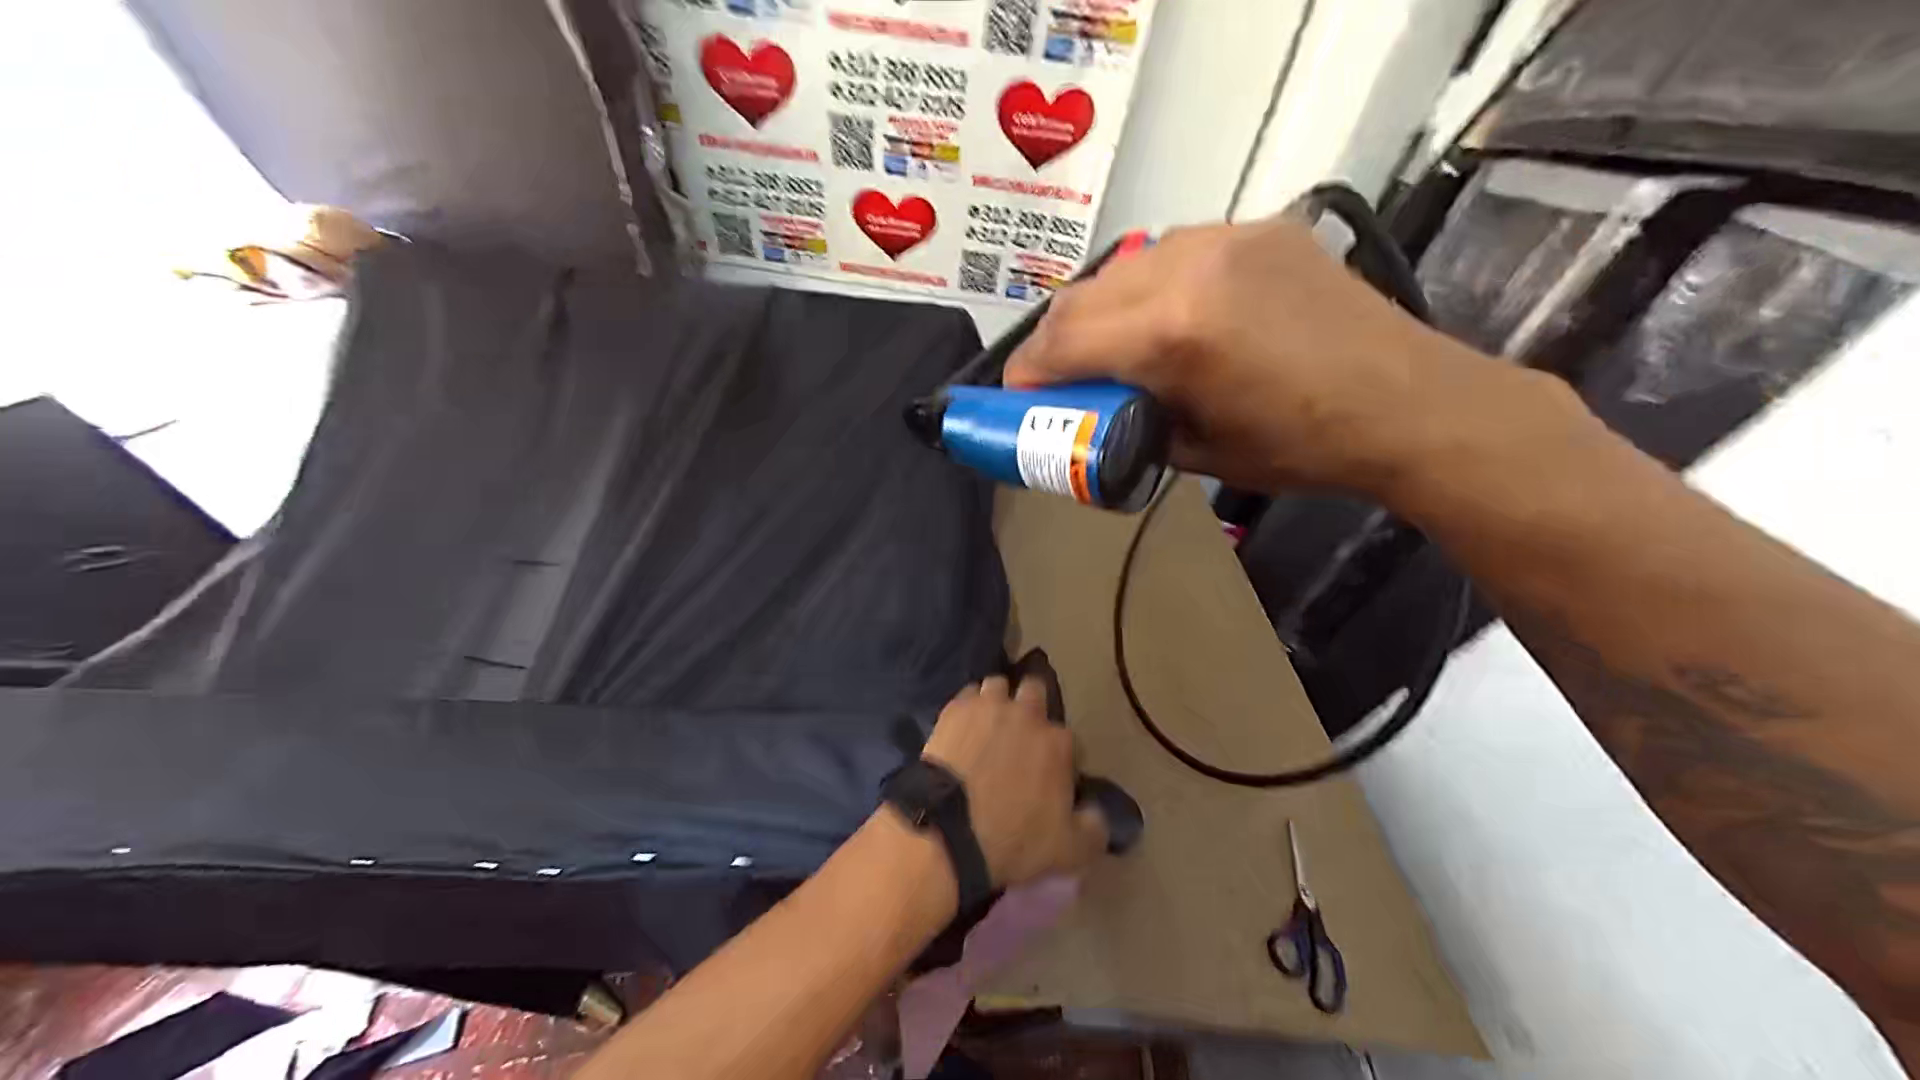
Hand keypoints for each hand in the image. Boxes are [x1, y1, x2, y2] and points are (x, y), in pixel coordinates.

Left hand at [921, 663, 1109, 888]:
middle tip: (1021, 732)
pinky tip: (964, 725)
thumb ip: (1093, 828)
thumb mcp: (1070, 850)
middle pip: (1035, 690)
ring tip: (989, 722)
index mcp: (1058, 743)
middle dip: (1032, 705)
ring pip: (998, 685)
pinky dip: (969, 706)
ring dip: (998, 700)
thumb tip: (1096, 812)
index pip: (1069, 739)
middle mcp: (1027, 715)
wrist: (950, 829)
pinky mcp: (956, 709)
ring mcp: (989, 706)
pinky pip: (968, 695)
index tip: (1051, 772)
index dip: (1061, 754)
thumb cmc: (1013, 839)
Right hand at [1004, 217, 1554, 501]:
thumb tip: (1091, 408)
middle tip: (1052, 379)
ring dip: (1097, 311)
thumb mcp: (1194, 452)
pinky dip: (1146, 287)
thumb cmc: (1301, 449)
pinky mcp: (1255, 229)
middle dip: (1052, 342)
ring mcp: (1224, 239)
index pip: (1063, 340)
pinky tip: (1163, 318)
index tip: (1015, 397)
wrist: (1409, 403)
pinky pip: (1169, 252)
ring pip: (1120, 266)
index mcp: (1173, 333)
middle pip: (1080, 296)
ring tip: (1107, 349)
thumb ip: (1128, 418)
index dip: (1025, 373)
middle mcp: (1188, 267)